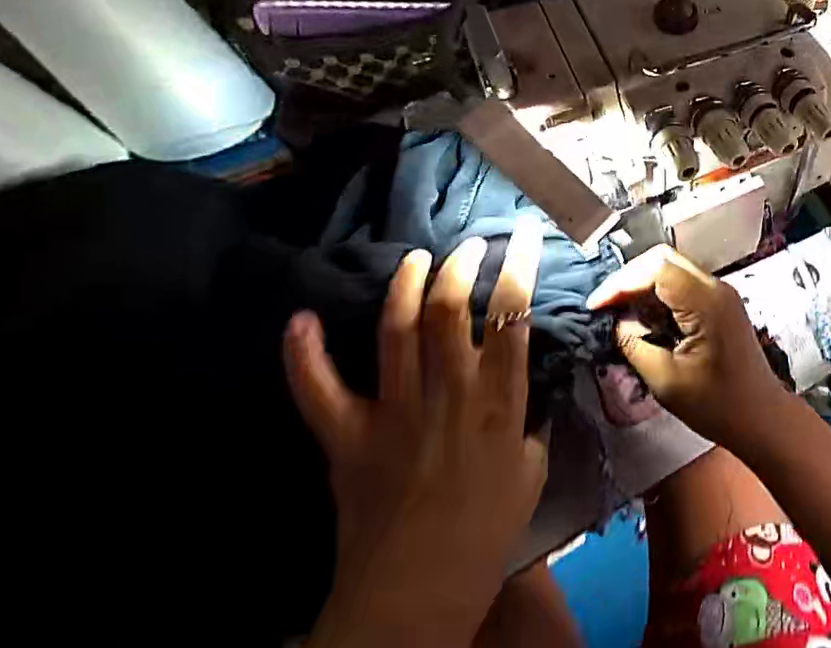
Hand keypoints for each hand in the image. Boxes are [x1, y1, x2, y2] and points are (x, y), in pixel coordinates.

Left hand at [286, 227, 548, 647]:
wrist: (415, 592)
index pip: (513, 316)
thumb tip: (526, 383)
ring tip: (418, 258)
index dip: (521, 268)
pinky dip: (303, 355)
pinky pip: (318, 391)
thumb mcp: (531, 468)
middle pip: (451, 310)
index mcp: (499, 401)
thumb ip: (529, 418)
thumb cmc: (487, 529)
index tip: (527, 237)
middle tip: (472, 246)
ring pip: (396, 331)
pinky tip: (298, 319)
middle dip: (462, 265)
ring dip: (406, 286)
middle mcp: (447, 393)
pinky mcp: (346, 437)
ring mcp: (392, 412)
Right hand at [584, 246, 792, 451]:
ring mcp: (721, 295)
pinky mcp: (720, 305)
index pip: (656, 268)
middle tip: (603, 306)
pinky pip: (684, 286)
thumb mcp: (665, 380)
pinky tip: (642, 319)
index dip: (621, 282)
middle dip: (629, 279)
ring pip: (673, 270)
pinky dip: (659, 296)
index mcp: (707, 301)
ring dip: (643, 286)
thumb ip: (635, 345)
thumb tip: (615, 323)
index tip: (595, 306)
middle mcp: (716, 288)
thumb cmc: (717, 404)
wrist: (760, 415)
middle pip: (665, 260)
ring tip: (616, 313)